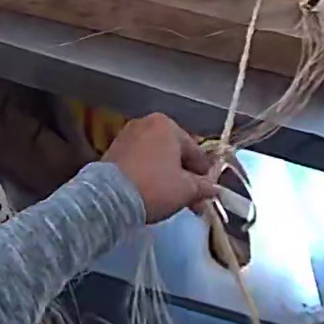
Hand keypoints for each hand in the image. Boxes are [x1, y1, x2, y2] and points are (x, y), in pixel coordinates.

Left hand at [100, 113, 217, 221]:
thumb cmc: (154, 186)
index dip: (204, 174)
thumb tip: (213, 189)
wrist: (110, 196)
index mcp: (166, 124)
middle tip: (193, 199)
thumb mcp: (186, 189)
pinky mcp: (113, 150)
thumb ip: (204, 187)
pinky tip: (153, 191)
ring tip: (174, 199)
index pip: (195, 150)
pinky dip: (149, 173)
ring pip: (156, 157)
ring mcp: (126, 135)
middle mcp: (145, 123)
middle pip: (174, 152)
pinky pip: (139, 161)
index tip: (208, 192)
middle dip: (185, 177)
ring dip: (167, 176)